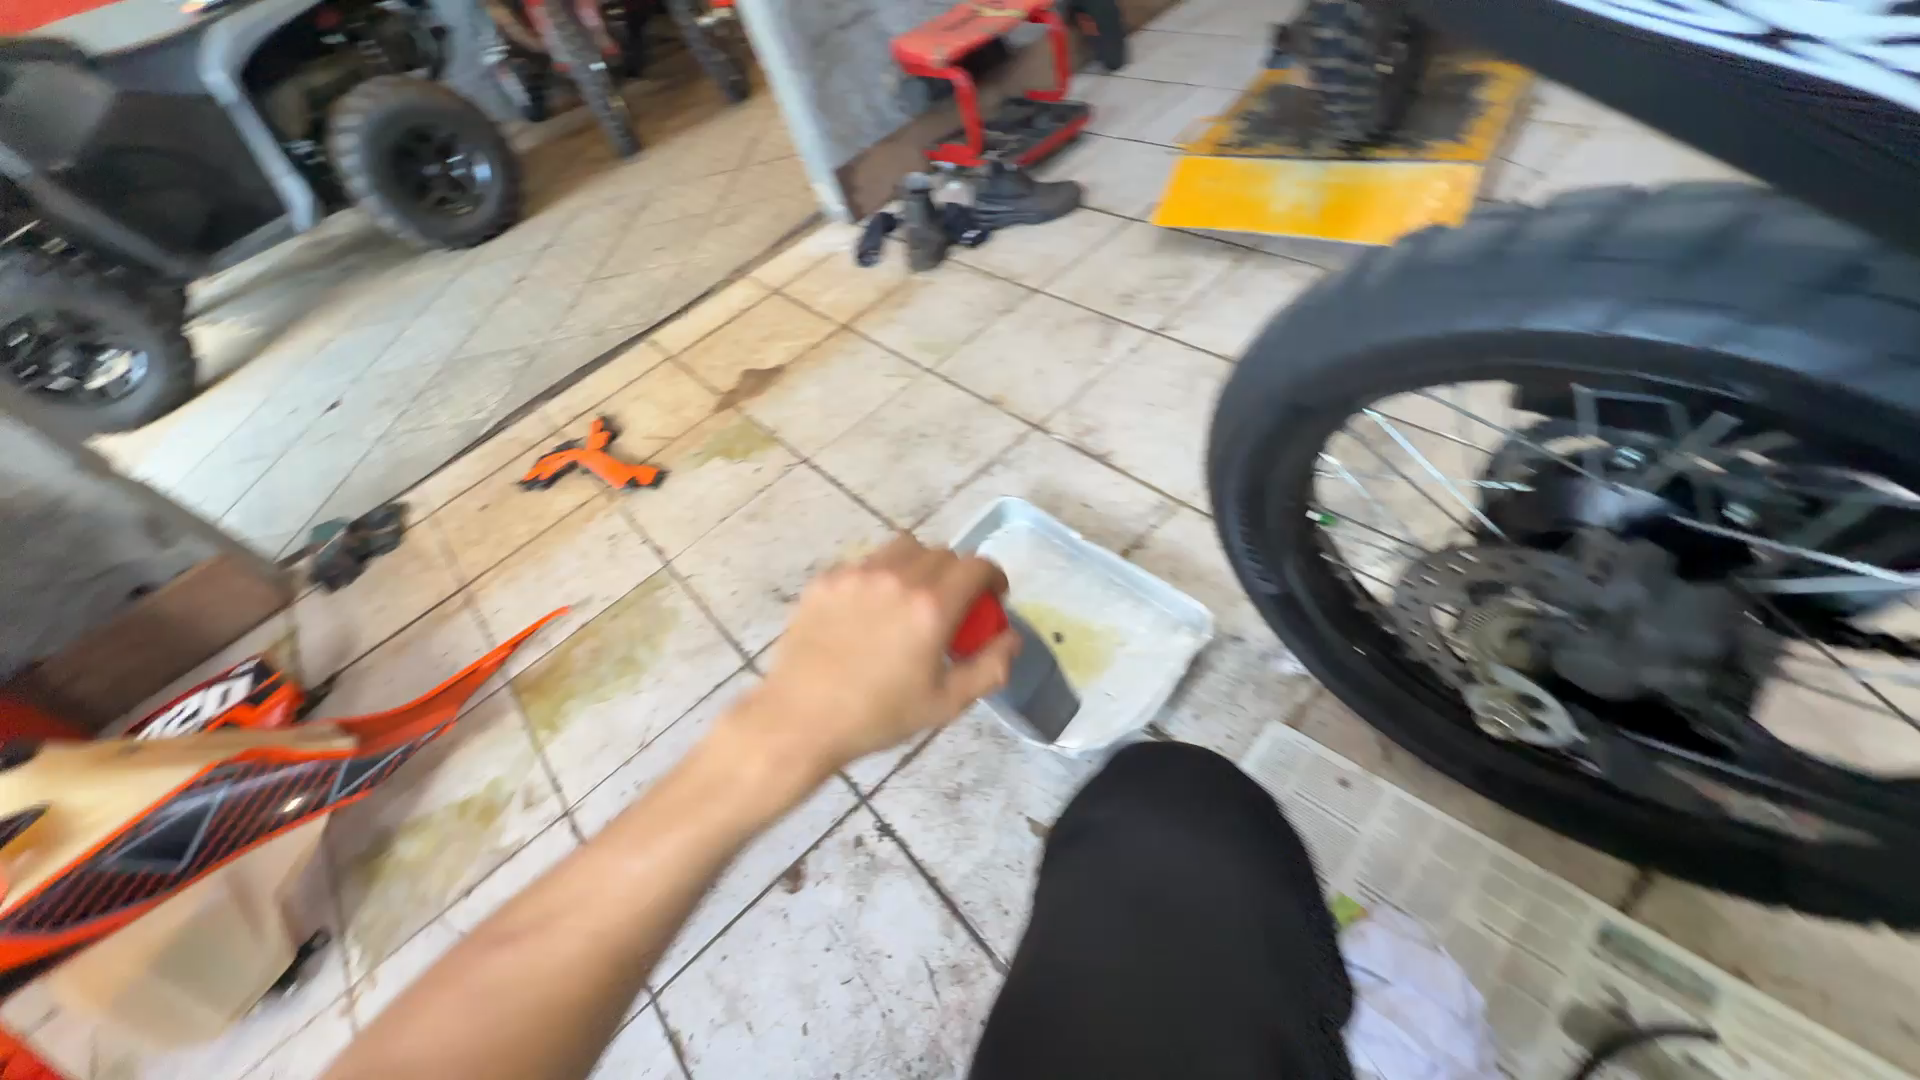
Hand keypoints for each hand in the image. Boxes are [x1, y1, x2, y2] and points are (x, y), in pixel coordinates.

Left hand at [731, 535, 1021, 780]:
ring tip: (911, 599)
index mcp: (931, 607)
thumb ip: (989, 667)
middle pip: (943, 553)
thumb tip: (1012, 638)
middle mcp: (896, 578)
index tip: (993, 596)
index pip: (977, 566)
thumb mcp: (945, 703)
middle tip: (953, 606)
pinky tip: (870, 611)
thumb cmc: (878, 716)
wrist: (801, 720)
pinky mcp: (826, 580)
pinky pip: (865, 563)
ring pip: (903, 548)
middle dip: (958, 575)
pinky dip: (880, 576)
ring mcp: (856, 575)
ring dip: (919, 566)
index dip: (993, 577)